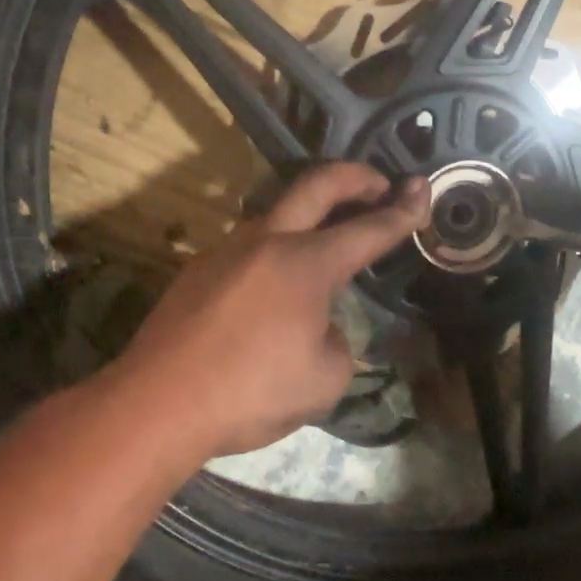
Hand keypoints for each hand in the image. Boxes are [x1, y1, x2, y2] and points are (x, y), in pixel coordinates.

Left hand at [117, 164, 429, 458]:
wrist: (159, 403)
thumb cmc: (251, 393)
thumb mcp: (324, 379)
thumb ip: (337, 341)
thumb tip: (319, 327)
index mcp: (307, 264)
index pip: (368, 229)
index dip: (402, 211)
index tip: (421, 190)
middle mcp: (267, 242)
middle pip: (317, 185)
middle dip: (356, 177)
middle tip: (379, 184)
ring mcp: (226, 250)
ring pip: (276, 216)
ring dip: (309, 218)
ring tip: (326, 246)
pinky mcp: (197, 271)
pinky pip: (248, 250)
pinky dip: (275, 254)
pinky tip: (273, 294)